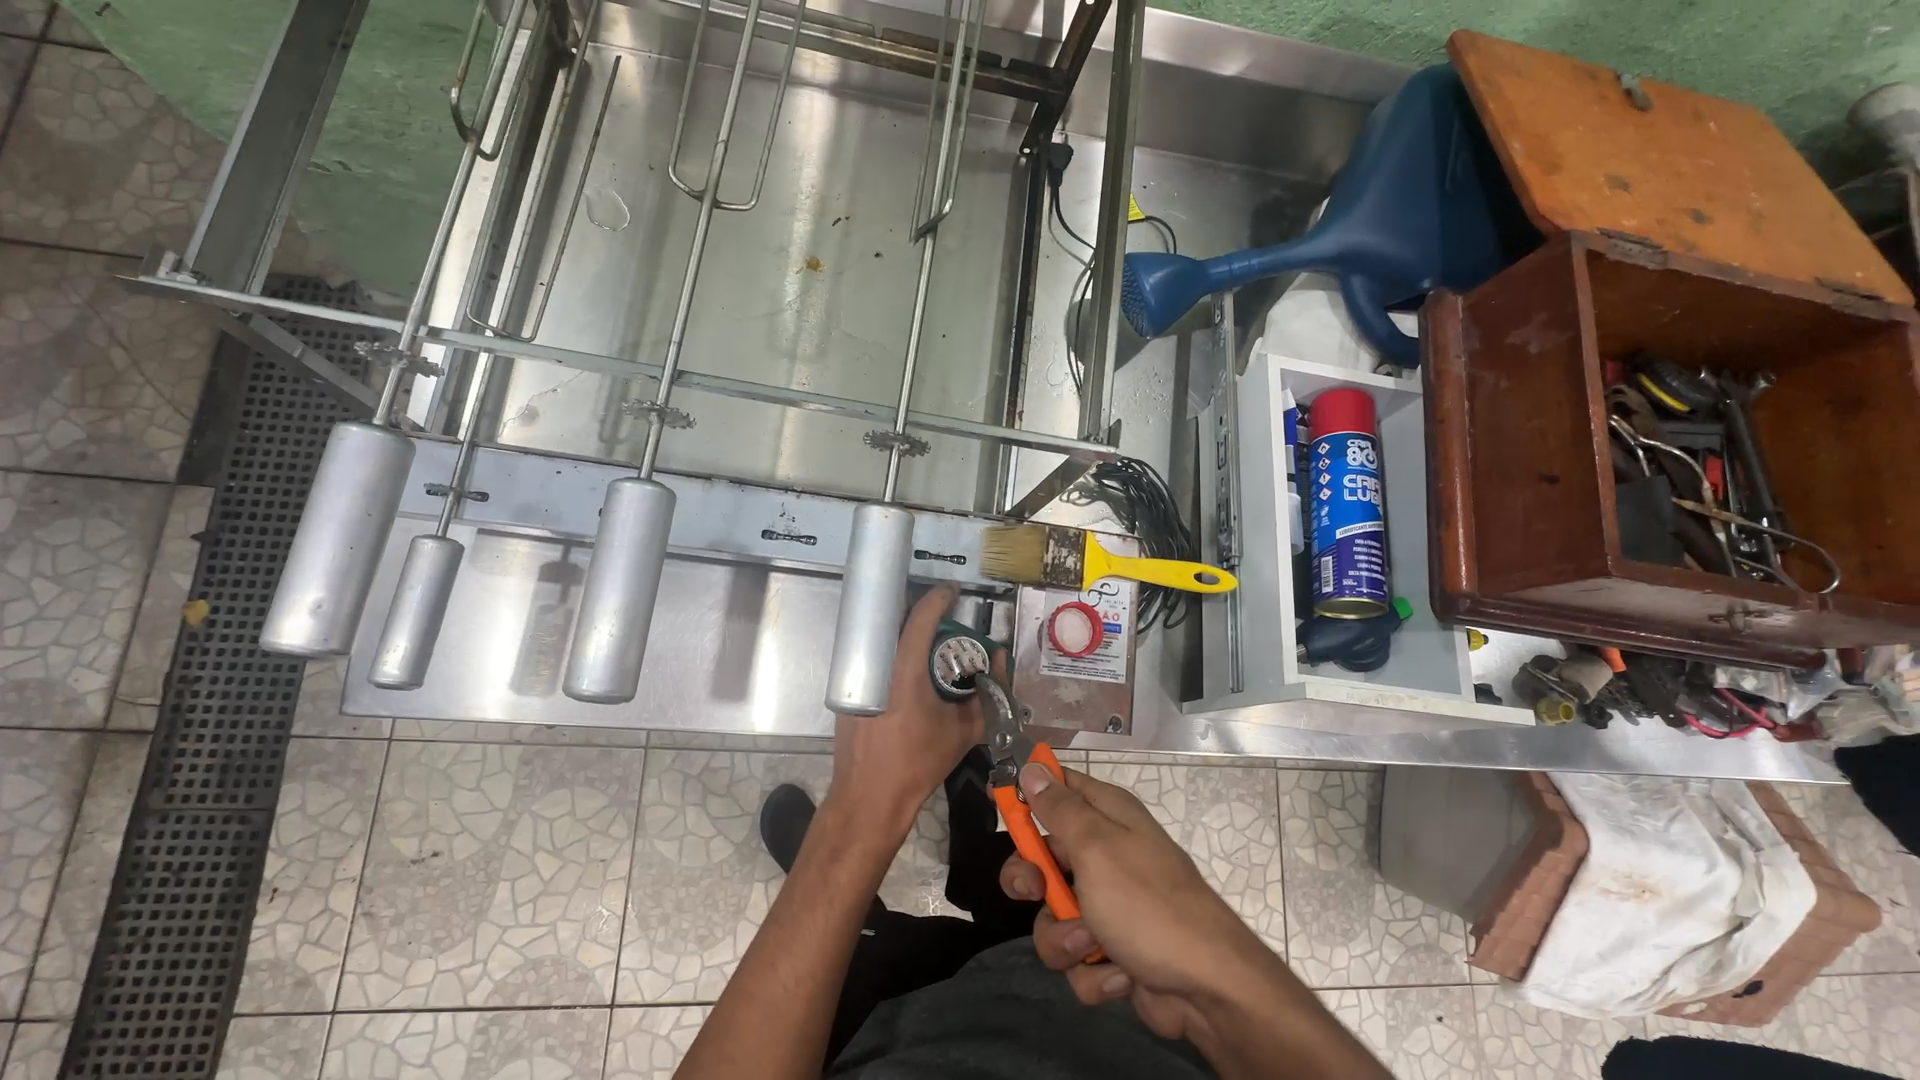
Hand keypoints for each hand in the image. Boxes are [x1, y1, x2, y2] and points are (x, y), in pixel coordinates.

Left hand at [827, 585, 985, 833]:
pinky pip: (870, 658)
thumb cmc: (918, 764)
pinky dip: (889, 653)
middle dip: (919, 614)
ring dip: (903, 633)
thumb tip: (1000, 662)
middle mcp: (875, 667)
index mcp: (904, 672)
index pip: (920, 618)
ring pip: (879, 639)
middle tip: (943, 618)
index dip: (939, 598)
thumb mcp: (963, 732)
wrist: (870, 798)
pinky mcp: (846, 691)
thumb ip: (987, 695)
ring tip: (926, 640)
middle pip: (895, 622)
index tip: (954, 591)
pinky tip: (905, 667)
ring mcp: (855, 678)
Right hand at [999, 766, 1273, 1041]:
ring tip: (1095, 945)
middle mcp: (1106, 855)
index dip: (1027, 795)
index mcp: (1107, 817)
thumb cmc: (1148, 905)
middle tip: (1036, 892)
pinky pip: (1077, 959)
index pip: (1057, 788)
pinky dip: (1095, 972)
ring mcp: (1109, 906)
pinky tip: (1123, 974)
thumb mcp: (1096, 847)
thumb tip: (1032, 767)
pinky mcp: (1113, 951)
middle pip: (1042, 859)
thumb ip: (1059, 809)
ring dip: (1067, 939)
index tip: (998, 804)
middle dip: (1032, 883)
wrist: (1207, 989)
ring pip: (1053, 917)